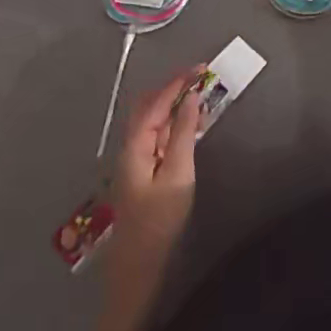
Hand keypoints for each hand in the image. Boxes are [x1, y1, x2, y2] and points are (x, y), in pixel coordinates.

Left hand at [110, 67, 203, 263]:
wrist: (139, 261)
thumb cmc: (160, 219)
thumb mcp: (178, 175)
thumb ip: (183, 134)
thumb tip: (191, 100)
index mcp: (135, 144)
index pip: (156, 102)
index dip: (177, 83)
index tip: (200, 68)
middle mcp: (130, 146)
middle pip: (149, 106)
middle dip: (173, 88)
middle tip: (200, 77)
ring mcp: (135, 158)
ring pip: (153, 120)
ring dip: (174, 104)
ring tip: (199, 96)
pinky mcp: (143, 169)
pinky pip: (157, 134)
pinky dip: (173, 122)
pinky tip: (189, 124)